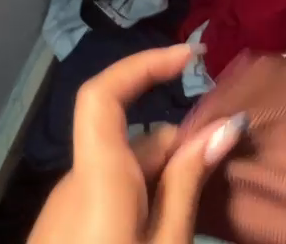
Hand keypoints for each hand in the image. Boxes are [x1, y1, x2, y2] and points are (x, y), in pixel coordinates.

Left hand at [28, 45, 246, 243]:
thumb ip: (189, 181)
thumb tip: (225, 125)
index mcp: (98, 179)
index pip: (104, 94)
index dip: (145, 63)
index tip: (193, 59)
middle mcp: (73, 185)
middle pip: (131, 140)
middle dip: (177, 146)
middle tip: (219, 171)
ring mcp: (62, 214)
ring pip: (123, 170)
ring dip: (161, 178)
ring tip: (191, 220)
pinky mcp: (60, 237)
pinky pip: (107, 196)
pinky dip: (140, 199)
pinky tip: (160, 236)